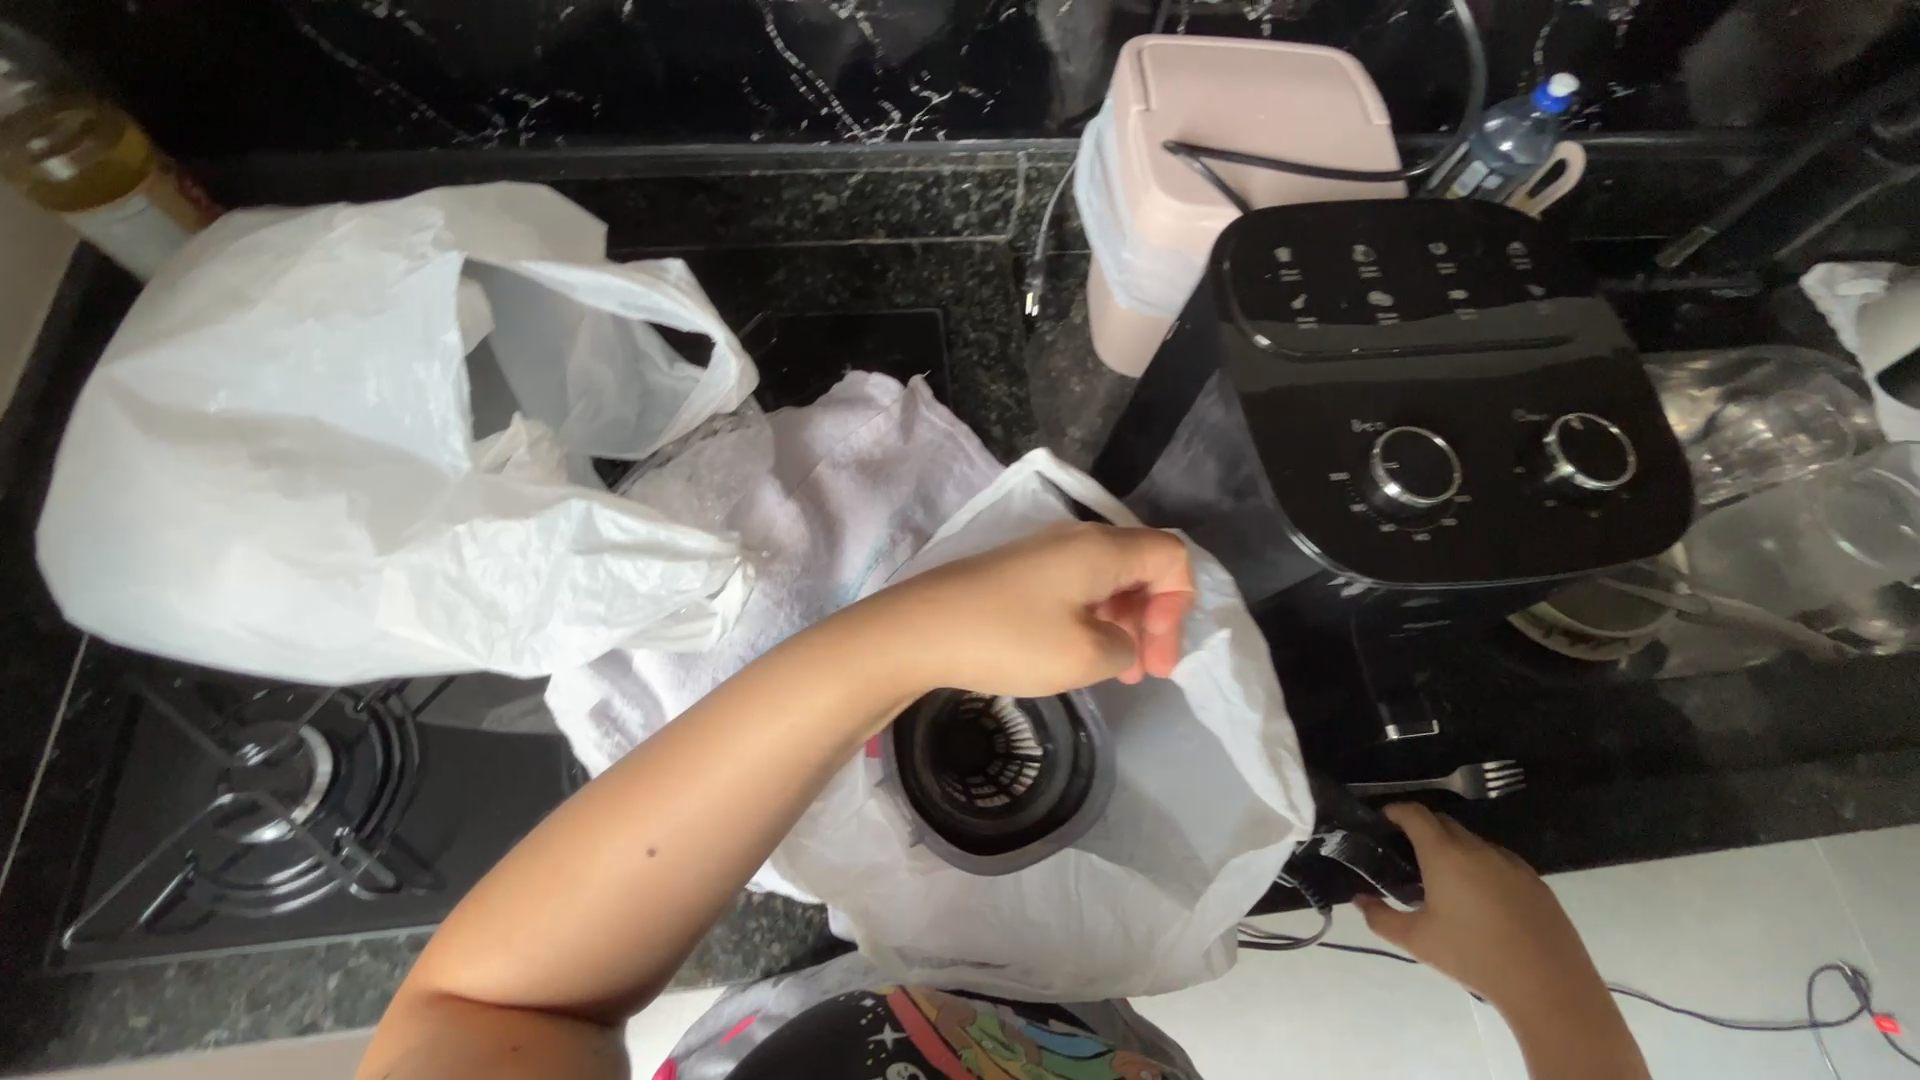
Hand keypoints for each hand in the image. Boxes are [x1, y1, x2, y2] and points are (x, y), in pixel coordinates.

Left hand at [859, 523, 1196, 698]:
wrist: (919, 630)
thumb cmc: (1009, 640)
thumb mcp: (1085, 655)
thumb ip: (1125, 646)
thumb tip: (1119, 639)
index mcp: (1101, 548)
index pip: (1171, 555)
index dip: (1179, 604)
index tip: (1154, 652)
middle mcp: (1076, 540)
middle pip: (1141, 567)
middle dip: (1154, 619)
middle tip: (1145, 672)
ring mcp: (1043, 554)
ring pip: (1106, 580)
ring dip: (1122, 623)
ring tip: (1115, 671)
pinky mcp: (1017, 573)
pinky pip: (1074, 588)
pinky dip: (1090, 619)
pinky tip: (1076, 654)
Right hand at [1353, 803, 1606, 1013]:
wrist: (1549, 988)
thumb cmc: (1474, 957)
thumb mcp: (1416, 940)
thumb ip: (1380, 917)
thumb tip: (1359, 901)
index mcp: (1444, 854)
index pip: (1415, 813)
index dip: (1396, 811)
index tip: (1383, 821)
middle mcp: (1478, 849)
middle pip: (1444, 823)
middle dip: (1422, 828)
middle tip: (1408, 853)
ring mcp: (1512, 864)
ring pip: (1474, 842)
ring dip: (1454, 848)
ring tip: (1446, 880)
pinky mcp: (1537, 883)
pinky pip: (1500, 861)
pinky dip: (1483, 867)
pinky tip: (1483, 900)